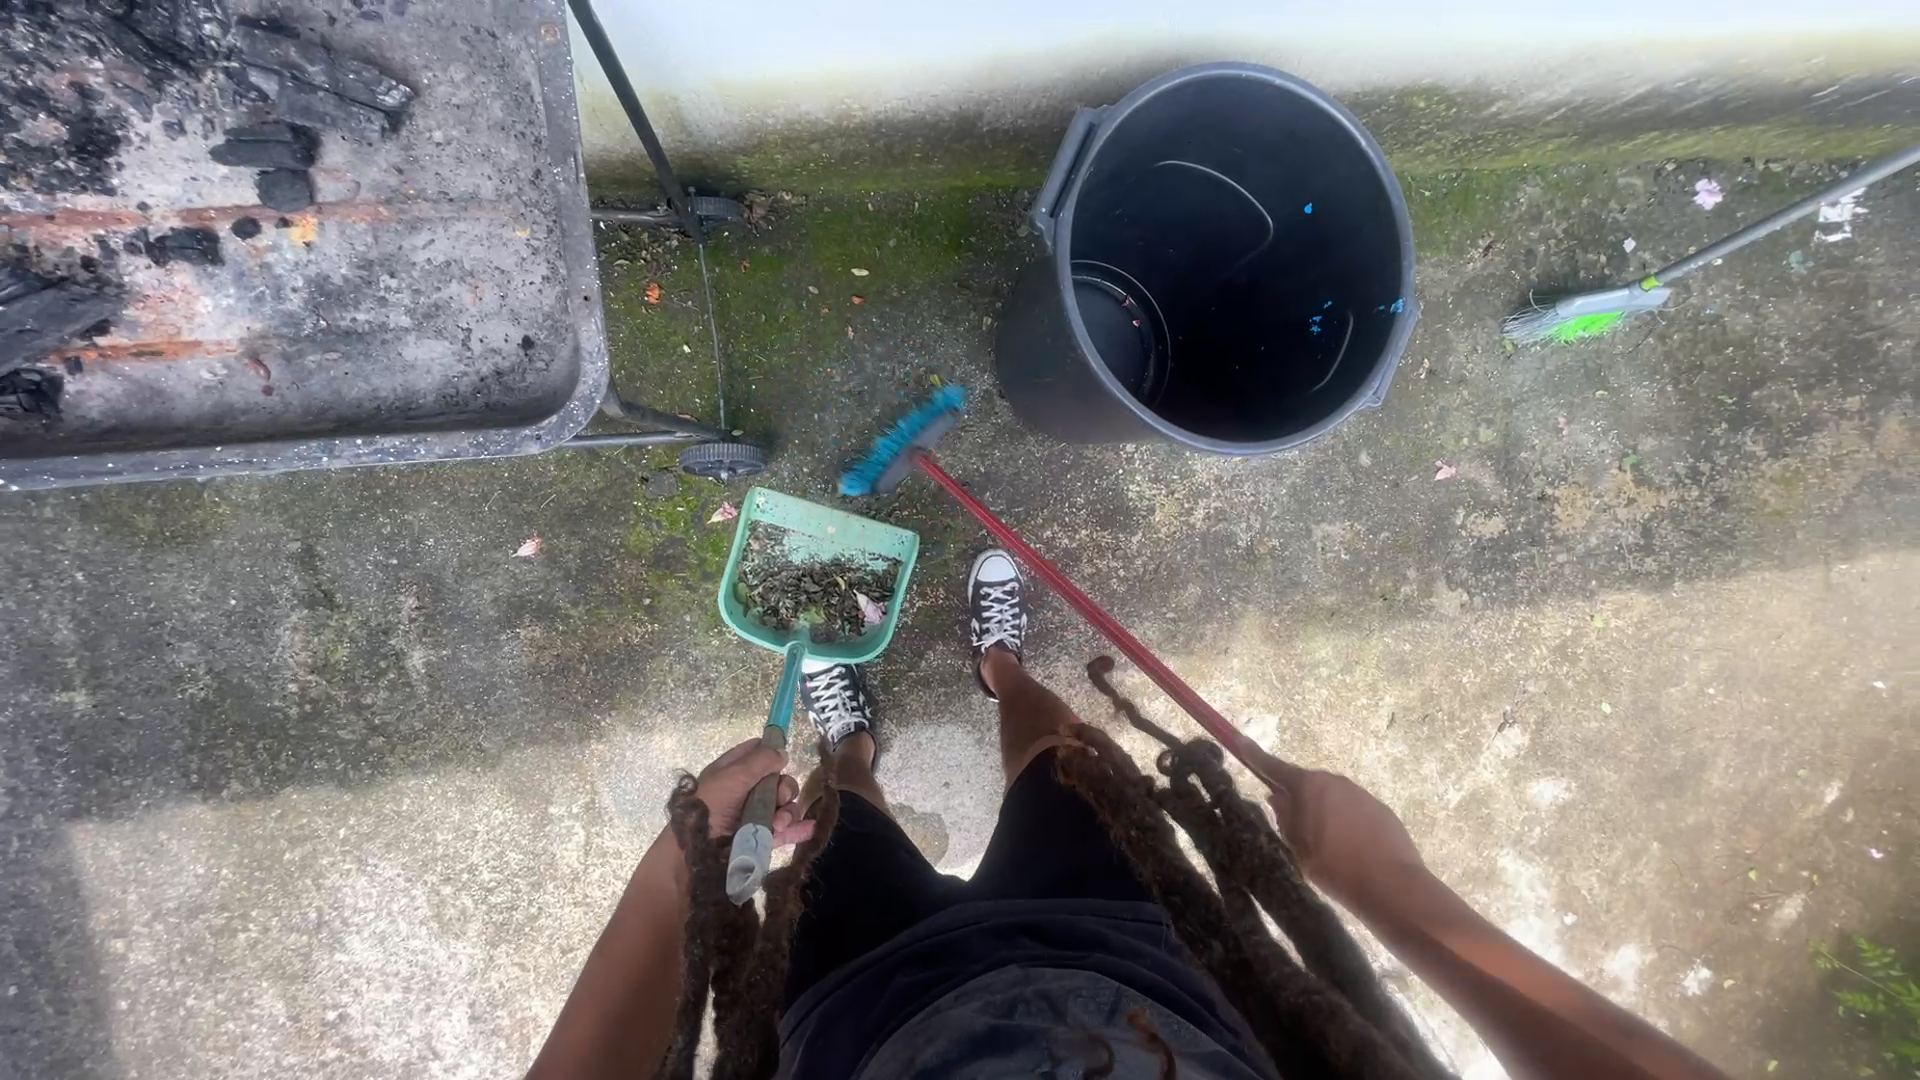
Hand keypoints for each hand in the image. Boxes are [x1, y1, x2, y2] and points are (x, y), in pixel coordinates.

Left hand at [688, 738, 815, 846]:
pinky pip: (786, 830)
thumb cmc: (710, 806)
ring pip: (785, 805)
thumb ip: (761, 761)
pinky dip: (798, 829)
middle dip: (784, 789)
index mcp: (735, 771)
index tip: (783, 758)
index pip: (759, 753)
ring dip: (788, 812)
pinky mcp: (762, 837)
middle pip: (779, 781)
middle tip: (779, 798)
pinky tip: (809, 829)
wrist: (697, 851)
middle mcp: (747, 790)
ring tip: (779, 824)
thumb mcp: (733, 775)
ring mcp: (755, 815)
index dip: (773, 752)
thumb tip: (783, 753)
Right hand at [1242, 743, 1425, 907]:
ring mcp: (1361, 794)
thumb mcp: (1298, 847)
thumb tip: (1278, 798)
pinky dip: (1346, 822)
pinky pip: (1354, 810)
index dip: (1255, 756)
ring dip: (1324, 811)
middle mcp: (1334, 781)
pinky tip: (1351, 848)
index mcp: (1309, 786)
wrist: (1392, 887)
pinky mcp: (1381, 810)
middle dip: (1298, 797)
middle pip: (1307, 783)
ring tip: (1327, 845)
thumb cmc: (1334, 867)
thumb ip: (1285, 818)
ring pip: (1332, 797)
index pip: (1274, 767)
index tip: (1240, 741)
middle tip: (1294, 825)